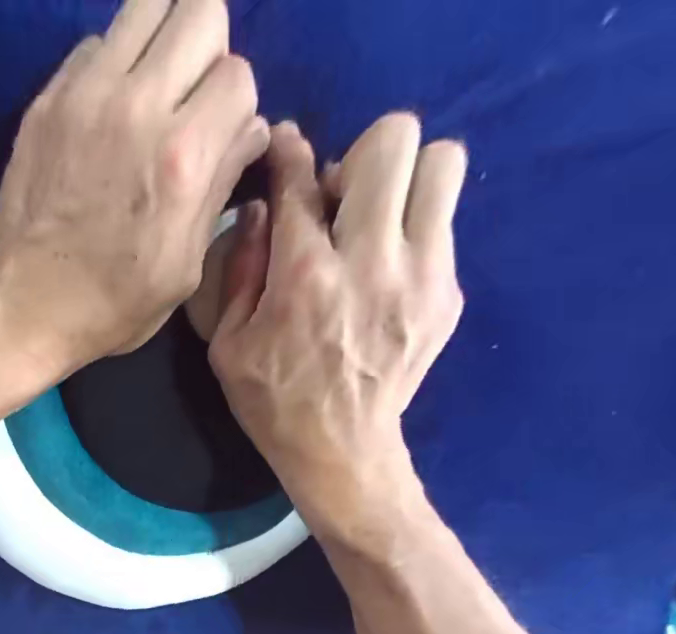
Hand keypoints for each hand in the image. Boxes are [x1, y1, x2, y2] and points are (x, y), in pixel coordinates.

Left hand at [0, 0, 270, 374]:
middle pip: (200, 12)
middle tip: (189, 97)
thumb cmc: (115, 303)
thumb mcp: (185, 266)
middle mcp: (136, 108)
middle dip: (207, 50)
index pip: (238, 74)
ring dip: (160, 40)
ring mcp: (84, 98)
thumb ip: (220, 186)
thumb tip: (251, 129)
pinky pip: (94, 46)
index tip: (216, 136)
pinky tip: (104, 112)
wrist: (30, 309)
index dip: (235, 106)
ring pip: (145, 7)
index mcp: (181, 157)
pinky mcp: (45, 103)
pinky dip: (110, 66)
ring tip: (151, 89)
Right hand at [206, 114, 466, 541]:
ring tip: (375, 221)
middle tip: (339, 200)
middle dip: (359, 157)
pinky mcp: (447, 293)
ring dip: (404, 180)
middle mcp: (371, 261)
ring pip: (443, 164)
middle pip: (393, 142)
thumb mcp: (228, 346)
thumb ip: (239, 272)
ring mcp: (422, 275)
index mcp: (304, 277)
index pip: (302, 180)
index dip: (290, 151)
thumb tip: (261, 211)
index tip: (286, 146)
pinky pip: (444, 224)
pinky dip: (413, 231)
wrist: (341, 450)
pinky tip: (385, 273)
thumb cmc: (272, 401)